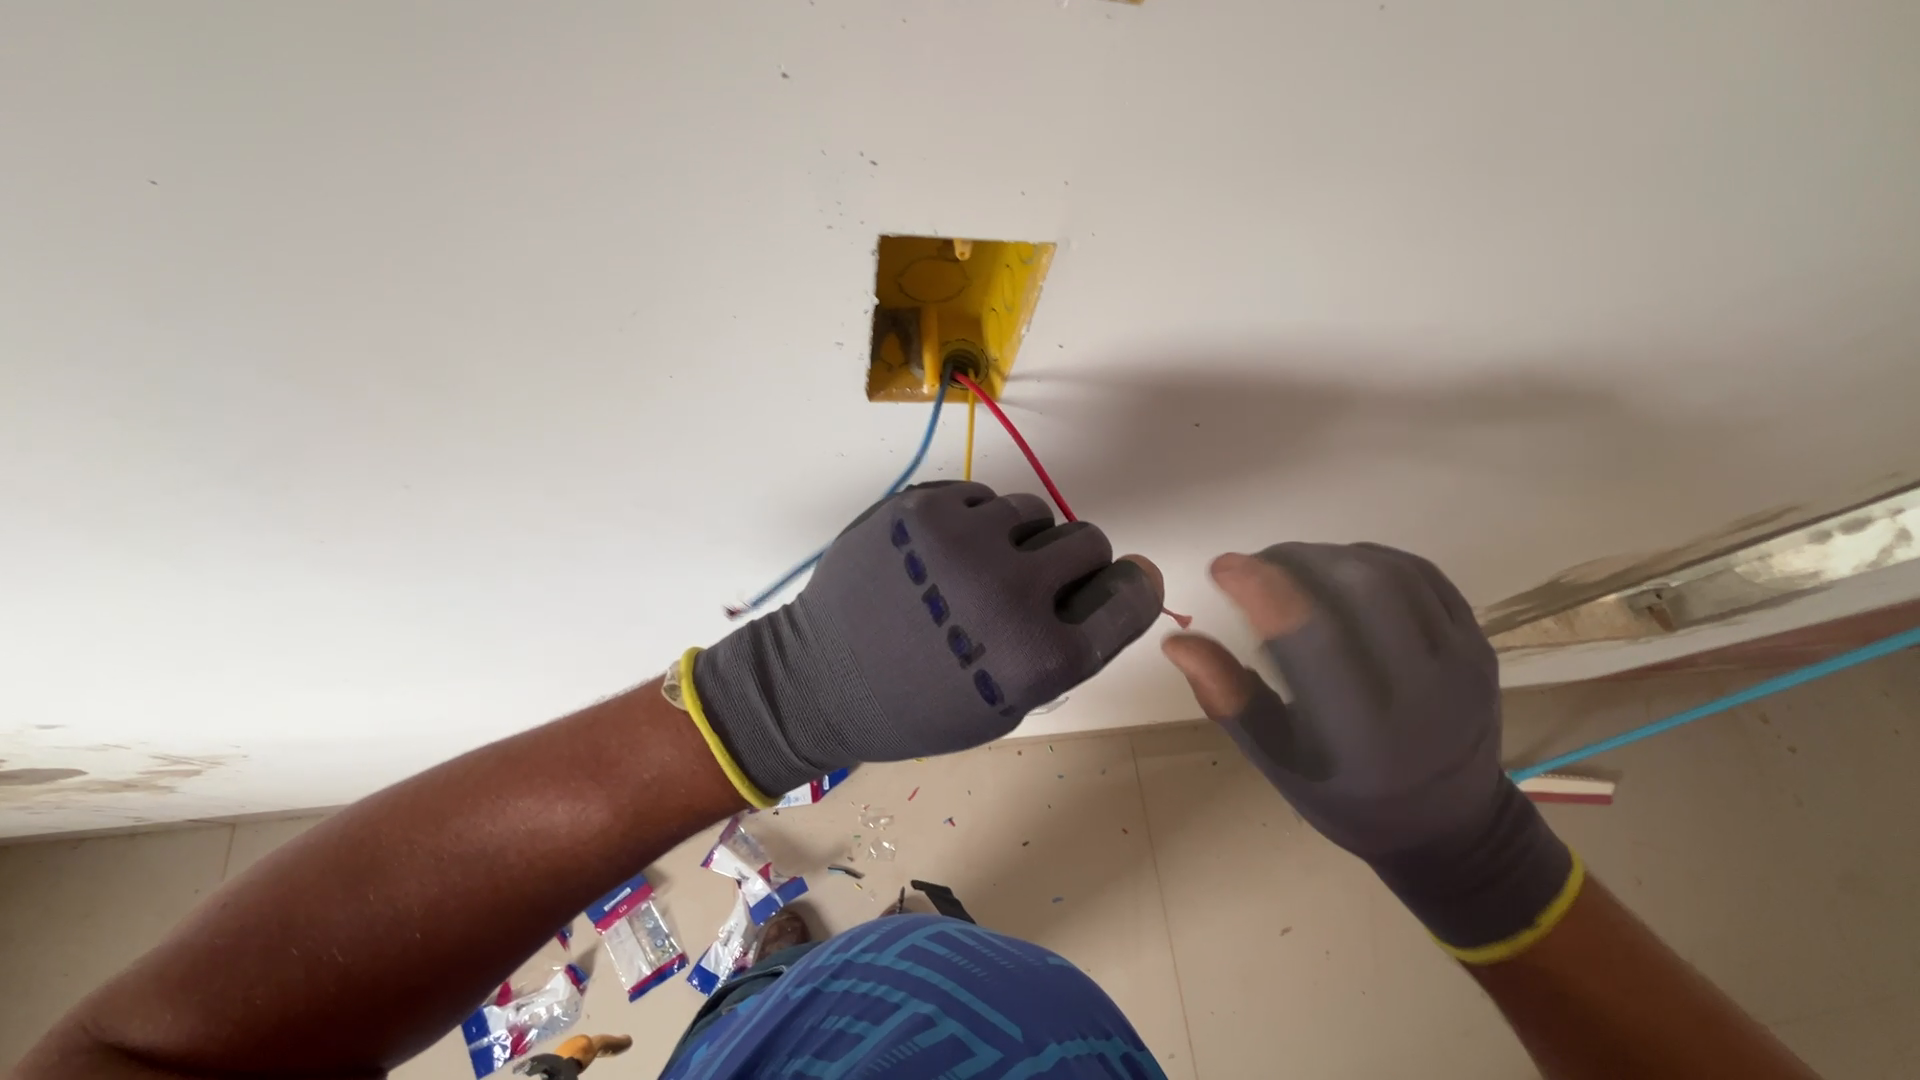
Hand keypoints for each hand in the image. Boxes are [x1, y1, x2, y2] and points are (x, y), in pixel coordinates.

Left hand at [693, 482, 1162, 801]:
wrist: (821, 681)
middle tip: (1034, 580)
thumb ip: (1065, 649)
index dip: (1131, 588)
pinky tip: (940, 555)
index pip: (1129, 598)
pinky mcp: (921, 508)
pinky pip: (979, 497)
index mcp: (1041, 657)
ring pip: (1032, 510)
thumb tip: (1111, 585)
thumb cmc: (919, 708)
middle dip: (1071, 562)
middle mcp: (1012, 591)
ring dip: (1018, 538)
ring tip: (975, 569)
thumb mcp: (1007, 705)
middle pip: (1089, 541)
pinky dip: (972, 521)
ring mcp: (964, 541)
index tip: (1120, 582)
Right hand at [1162, 543, 1578, 961]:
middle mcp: (1420, 691)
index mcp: (1361, 732)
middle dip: (1296, 559)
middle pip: (1360, 587)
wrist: (1447, 826)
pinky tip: (1341, 570)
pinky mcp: (1480, 646)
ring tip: (1294, 566)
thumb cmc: (1344, 798)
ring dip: (1331, 555)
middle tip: (1257, 565)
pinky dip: (1373, 560)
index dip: (1262, 587)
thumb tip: (1177, 642)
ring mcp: (1460, 663)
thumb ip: (1228, 699)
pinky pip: (1424, 577)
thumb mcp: (1276, 762)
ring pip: (1392, 574)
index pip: (1312, 634)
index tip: (1221, 567)